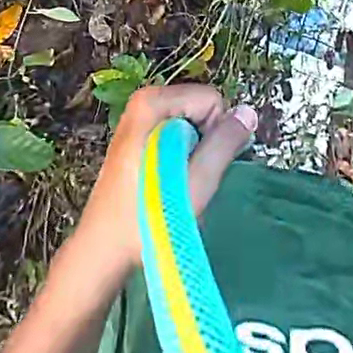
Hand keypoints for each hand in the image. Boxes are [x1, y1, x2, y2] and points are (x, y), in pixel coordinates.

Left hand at [0, 86, 256, 352]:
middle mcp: (143, 100)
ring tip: (174, 185)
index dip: (215, 135)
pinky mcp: (136, 135)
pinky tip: (165, 184)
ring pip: (192, 125)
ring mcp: (138, 117)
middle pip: (201, 110)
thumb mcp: (196, 182)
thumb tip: (249, 111)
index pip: (212, 101)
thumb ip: (224, 143)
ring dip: (192, 154)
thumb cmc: (149, 216)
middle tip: (186, 180)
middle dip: (203, 144)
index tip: (197, 169)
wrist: (102, 252)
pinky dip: (179, 158)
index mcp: (153, 102)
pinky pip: (176, 135)